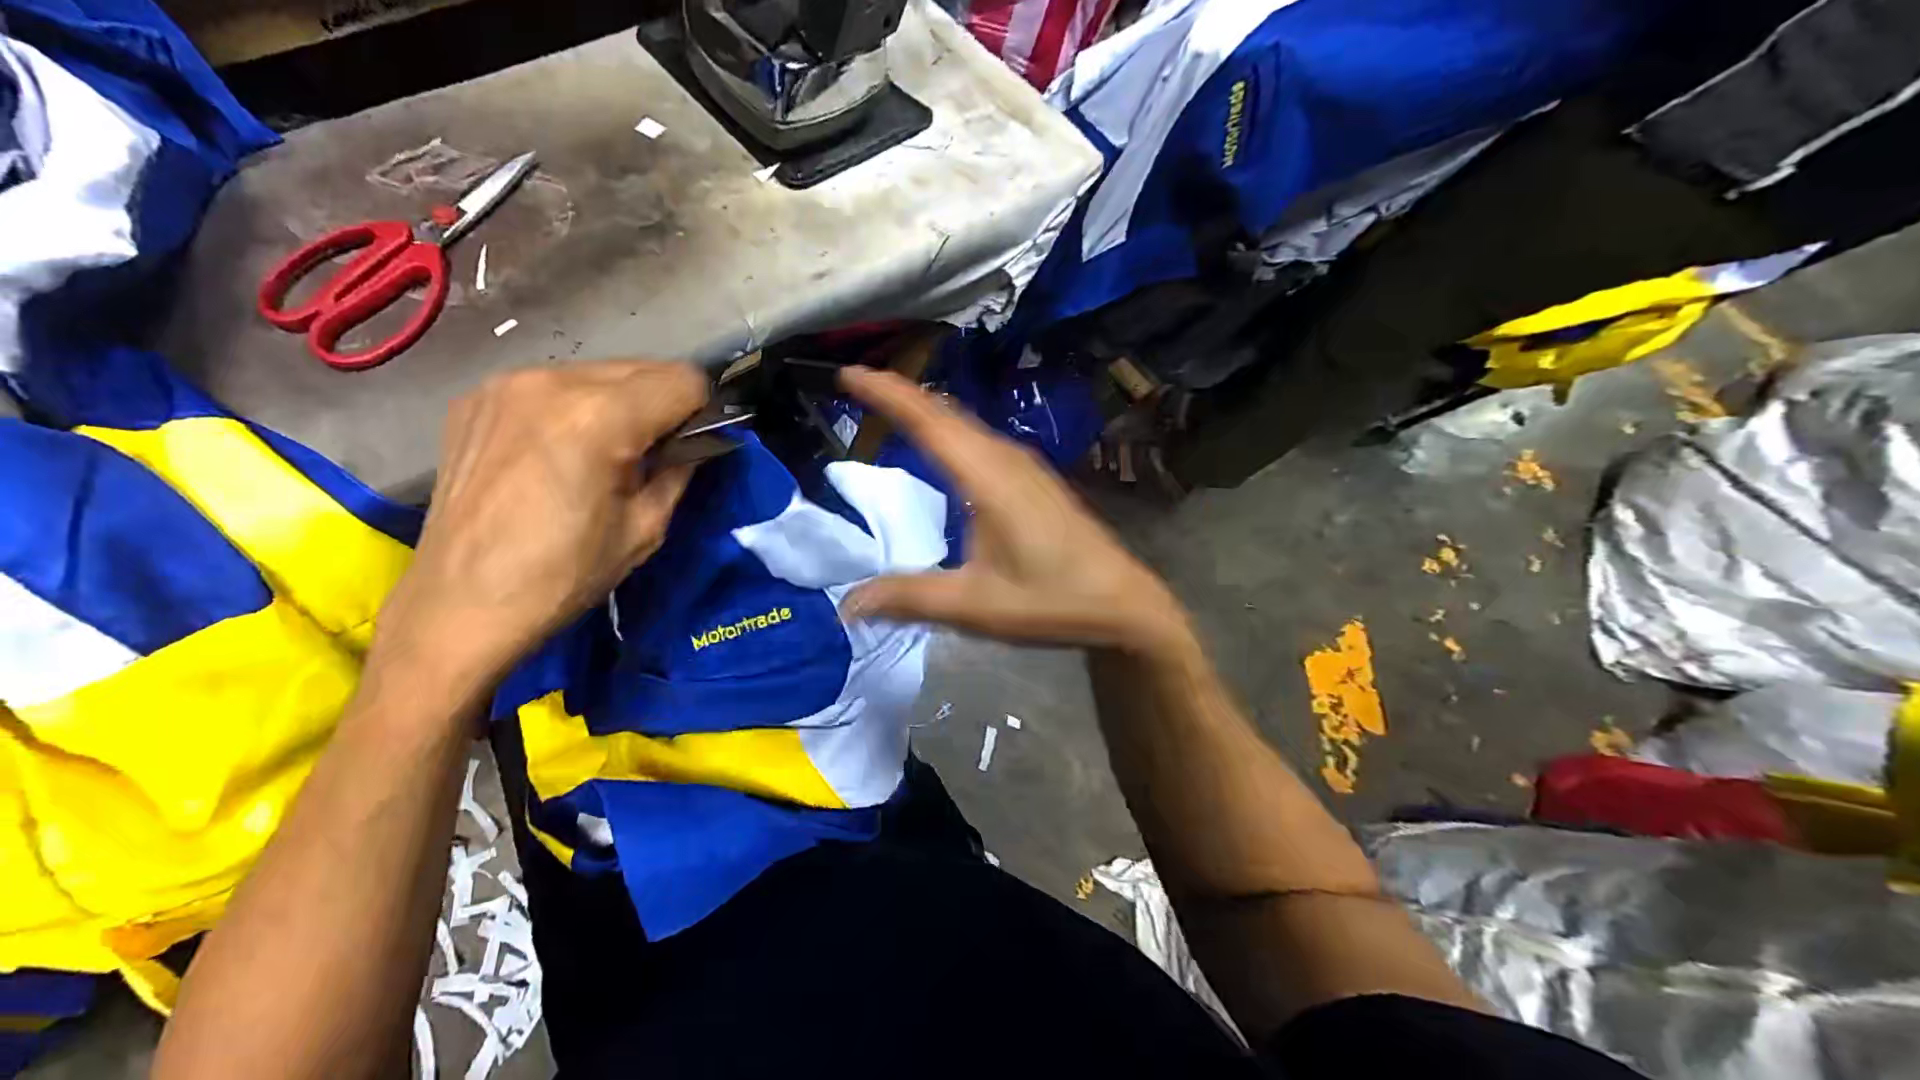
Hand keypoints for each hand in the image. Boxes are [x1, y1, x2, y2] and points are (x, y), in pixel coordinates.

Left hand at [371, 360, 706, 692]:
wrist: (459, 605)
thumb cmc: (563, 576)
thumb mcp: (646, 528)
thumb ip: (679, 470)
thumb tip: (694, 443)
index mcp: (598, 417)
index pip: (683, 380)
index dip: (702, 411)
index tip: (695, 445)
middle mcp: (551, 381)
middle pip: (642, 367)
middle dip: (663, 403)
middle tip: (655, 452)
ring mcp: (506, 384)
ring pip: (597, 373)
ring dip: (619, 403)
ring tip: (604, 453)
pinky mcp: (476, 398)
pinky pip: (552, 385)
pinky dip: (574, 407)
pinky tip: (558, 450)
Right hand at [839, 366, 1193, 657]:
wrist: (1123, 601)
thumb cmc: (1051, 600)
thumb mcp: (975, 605)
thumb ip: (910, 598)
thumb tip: (848, 603)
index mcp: (987, 478)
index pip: (928, 421)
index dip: (886, 393)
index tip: (848, 374)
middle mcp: (1006, 459)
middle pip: (945, 413)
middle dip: (899, 393)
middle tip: (856, 386)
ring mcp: (1025, 465)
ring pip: (965, 423)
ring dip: (925, 409)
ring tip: (887, 406)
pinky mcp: (1034, 478)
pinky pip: (980, 438)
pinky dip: (948, 430)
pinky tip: (941, 444)